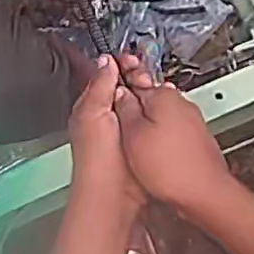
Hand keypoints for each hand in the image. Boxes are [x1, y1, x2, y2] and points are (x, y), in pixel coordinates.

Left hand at [69, 54, 143, 209]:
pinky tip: (163, 111)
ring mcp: (126, 130)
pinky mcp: (141, 142)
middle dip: (138, 80)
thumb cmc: (97, 158)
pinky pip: (151, 121)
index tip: (133, 60)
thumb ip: (100, 85)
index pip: (105, 76)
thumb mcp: (94, 112)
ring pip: (140, 103)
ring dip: (149, 96)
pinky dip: (157, 114)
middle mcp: (107, 118)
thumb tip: (106, 61)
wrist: (115, 193)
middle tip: (146, 77)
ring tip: (155, 90)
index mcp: (91, 107)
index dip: (119, 65)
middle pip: (126, 88)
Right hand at [113, 73, 237, 213]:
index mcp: (164, 96)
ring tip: (138, 151)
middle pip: (148, 101)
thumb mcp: (133, 135)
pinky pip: (172, 134)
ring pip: (160, 119)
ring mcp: (191, 122)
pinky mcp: (196, 140)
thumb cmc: (171, 168)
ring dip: (148, 130)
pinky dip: (161, 143)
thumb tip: (119, 92)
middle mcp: (181, 104)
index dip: (119, 92)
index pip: (135, 81)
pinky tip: (155, 160)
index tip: (110, 102)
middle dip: (134, 114)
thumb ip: (125, 109)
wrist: (205, 194)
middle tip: (121, 133)